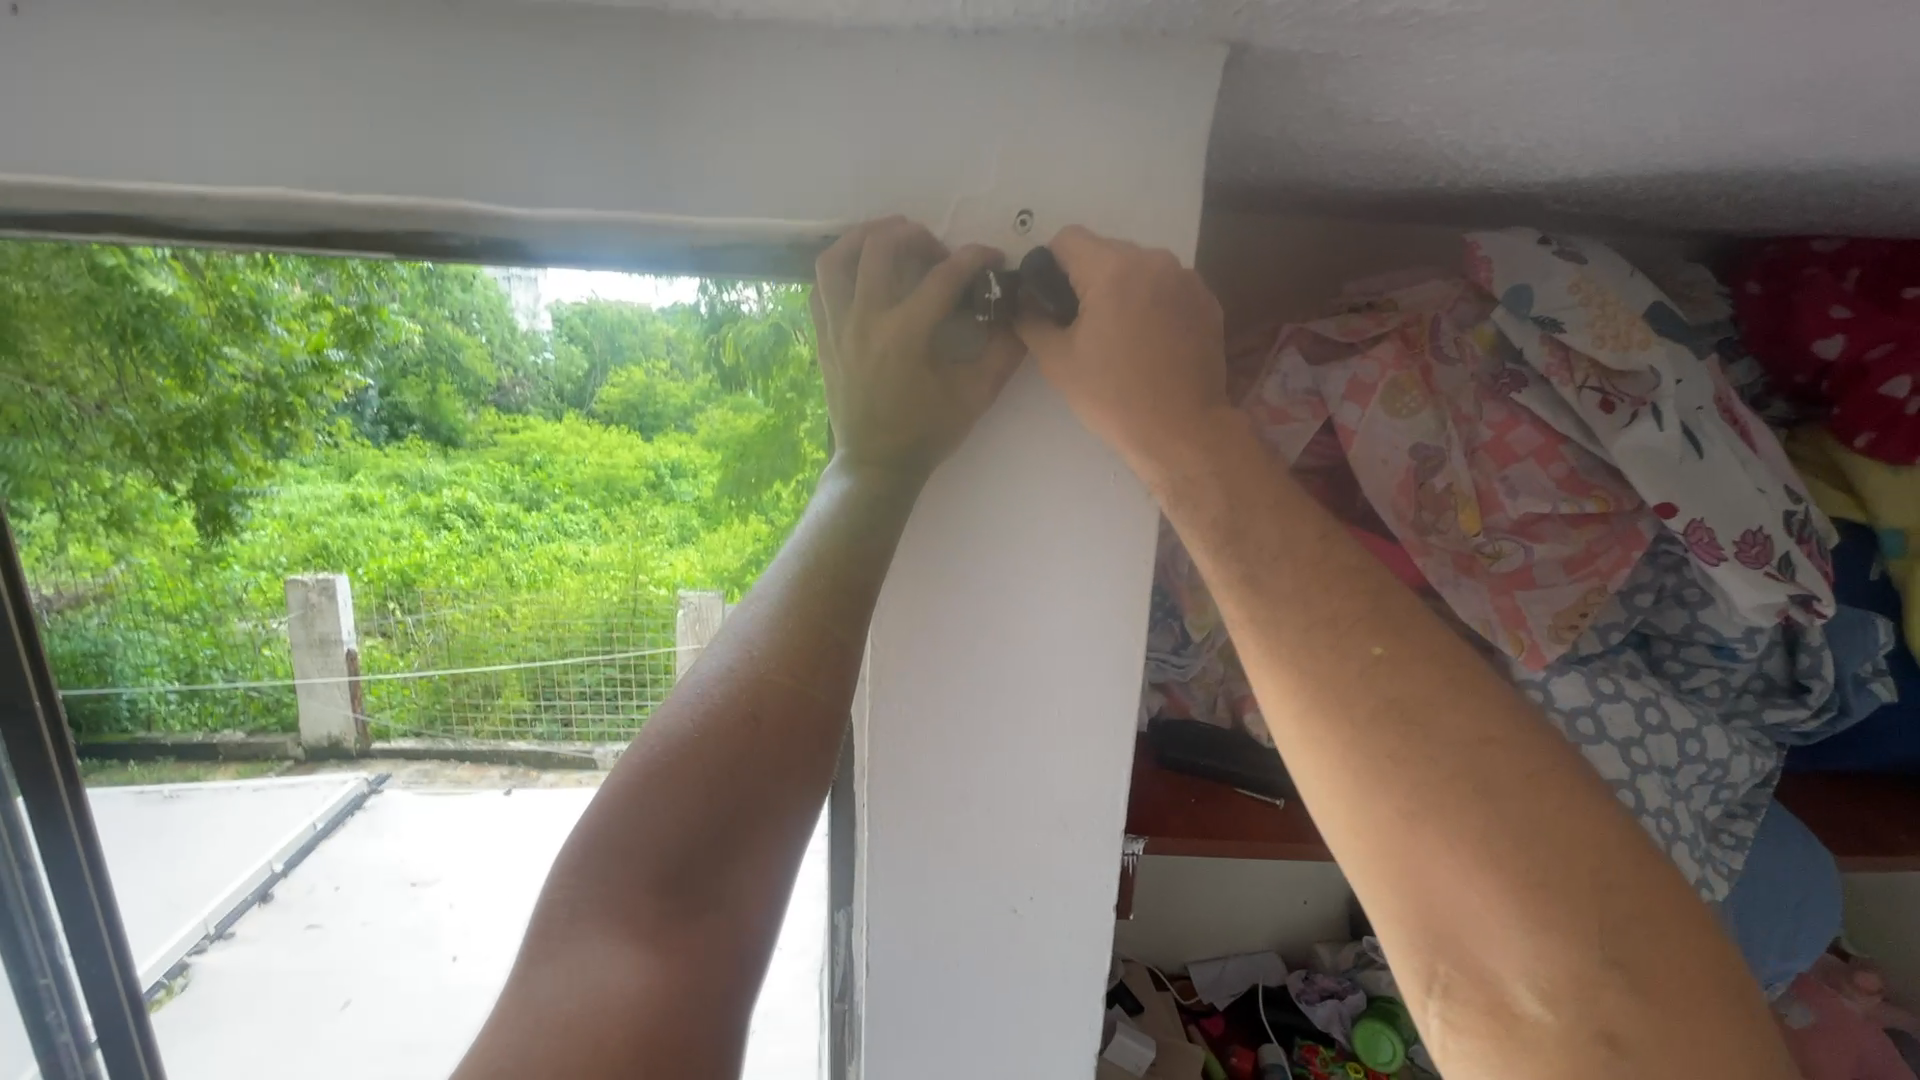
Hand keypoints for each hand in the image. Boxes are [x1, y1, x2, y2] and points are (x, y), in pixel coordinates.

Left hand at [811, 217, 1025, 484]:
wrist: (877, 466)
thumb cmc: (927, 434)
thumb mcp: (974, 396)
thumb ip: (1002, 353)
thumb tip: (1020, 316)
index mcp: (905, 333)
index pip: (944, 276)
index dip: (975, 258)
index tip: (993, 258)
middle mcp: (865, 320)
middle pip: (881, 248)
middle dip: (915, 235)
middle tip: (937, 250)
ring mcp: (837, 328)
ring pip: (837, 258)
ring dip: (865, 238)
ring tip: (889, 239)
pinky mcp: (823, 339)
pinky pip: (820, 288)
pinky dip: (840, 269)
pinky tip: (860, 274)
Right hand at [1014, 226, 1230, 478]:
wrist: (1181, 432)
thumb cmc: (1113, 398)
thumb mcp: (1057, 362)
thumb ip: (1032, 320)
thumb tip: (1024, 302)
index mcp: (1113, 270)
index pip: (1068, 238)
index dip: (1050, 265)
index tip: (1051, 300)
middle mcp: (1155, 261)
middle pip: (1106, 251)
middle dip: (1088, 279)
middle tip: (1081, 326)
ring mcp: (1187, 280)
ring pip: (1139, 268)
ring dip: (1122, 290)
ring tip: (1118, 336)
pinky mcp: (1207, 302)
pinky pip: (1167, 288)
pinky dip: (1152, 304)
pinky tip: (1149, 343)